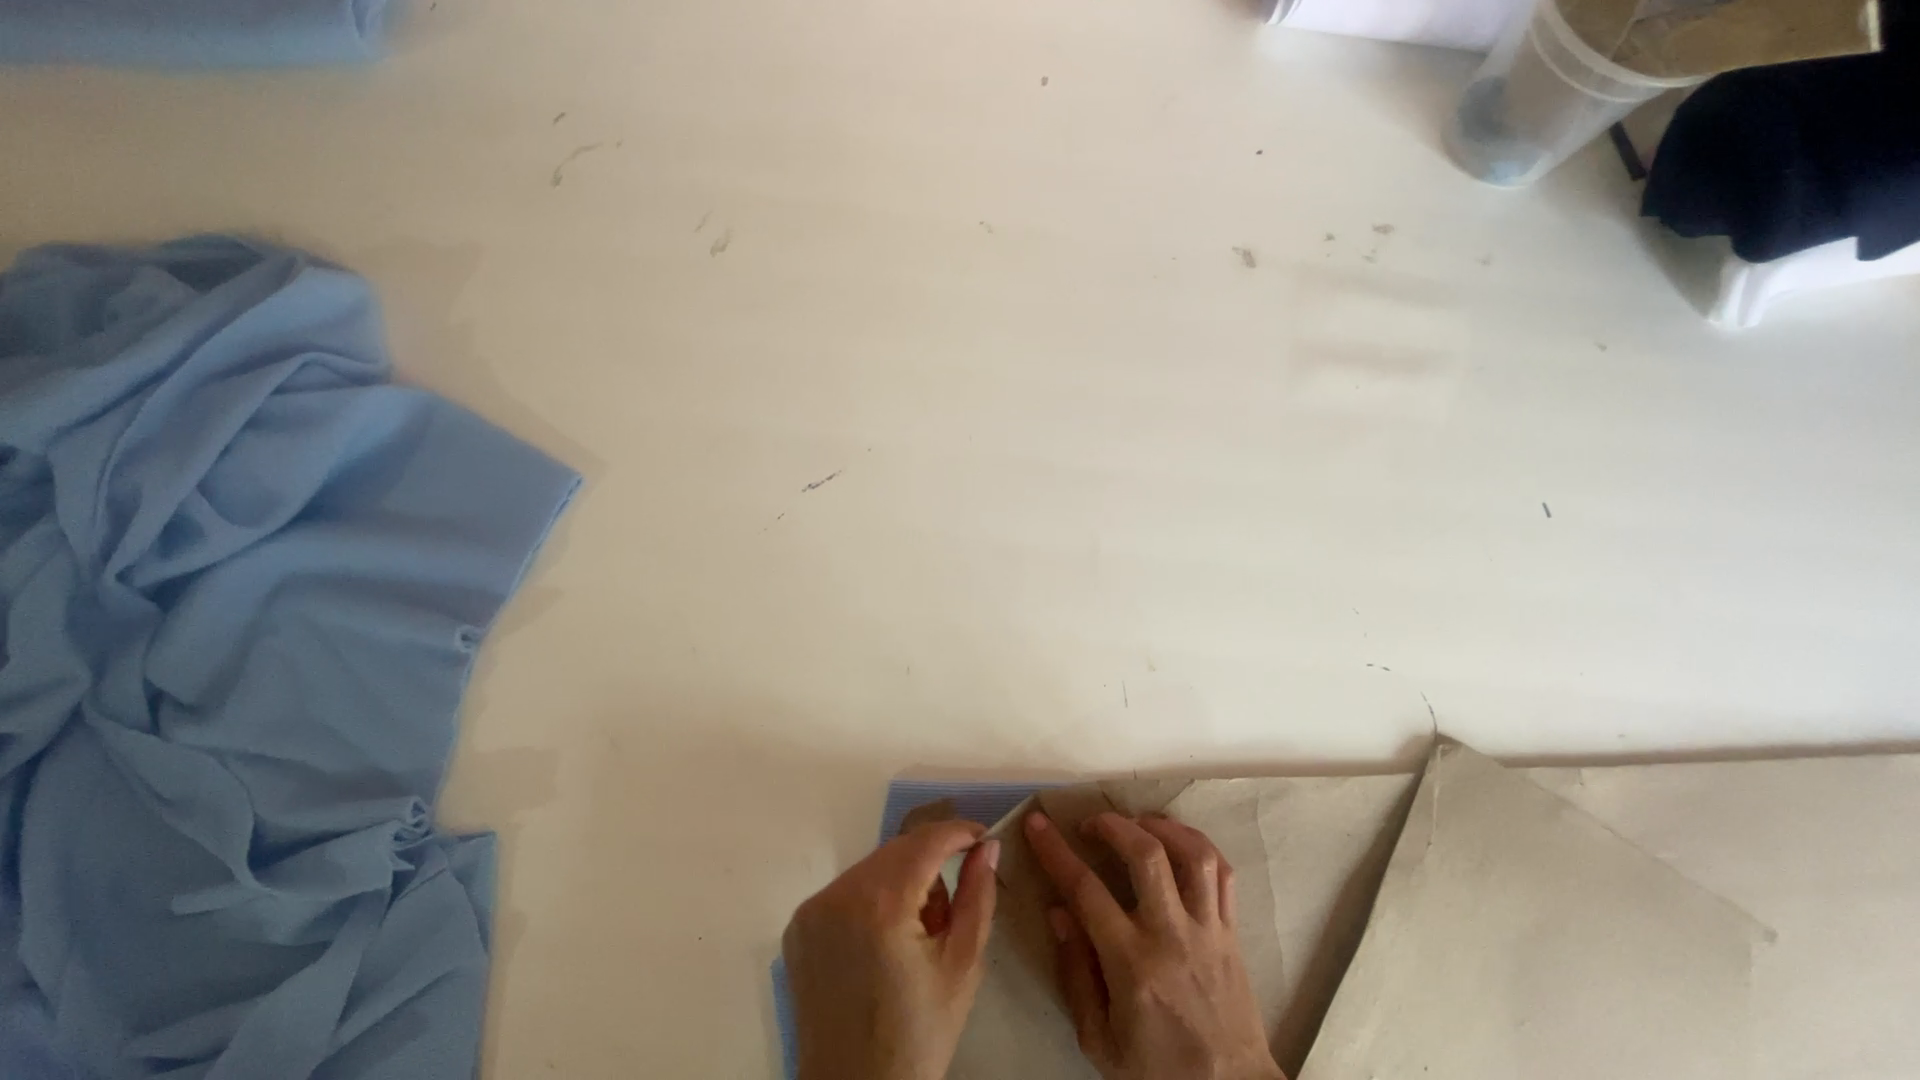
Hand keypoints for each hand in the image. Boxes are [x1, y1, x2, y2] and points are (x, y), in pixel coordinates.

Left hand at [783, 820, 1000, 1079]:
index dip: (959, 832)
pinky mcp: (798, 928)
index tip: (983, 839)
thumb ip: (977, 896)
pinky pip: (846, 891)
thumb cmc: (920, 1035)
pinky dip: (872, 899)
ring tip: (918, 933)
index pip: (926, 841)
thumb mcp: (962, 965)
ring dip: (902, 880)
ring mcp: (812, 910)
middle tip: (952, 907)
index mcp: (881, 905)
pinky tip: (885, 943)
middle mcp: (838, 895)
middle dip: (931, 862)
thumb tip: (986, 847)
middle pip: (897, 851)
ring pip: (872, 868)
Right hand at [1024, 811, 1286, 1079]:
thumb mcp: (1099, 1039)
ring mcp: (1207, 929)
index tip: (1037, 824)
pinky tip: (1178, 842)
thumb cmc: (1157, 1069)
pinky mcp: (1232, 931)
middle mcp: (1171, 935)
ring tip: (1137, 823)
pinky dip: (1199, 845)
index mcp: (1132, 963)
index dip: (1056, 851)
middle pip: (1146, 854)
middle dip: (1113, 825)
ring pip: (1192, 854)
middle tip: (1091, 824)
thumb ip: (1076, 973)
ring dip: (1161, 826)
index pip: (1085, 890)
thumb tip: (1059, 913)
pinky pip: (1223, 873)